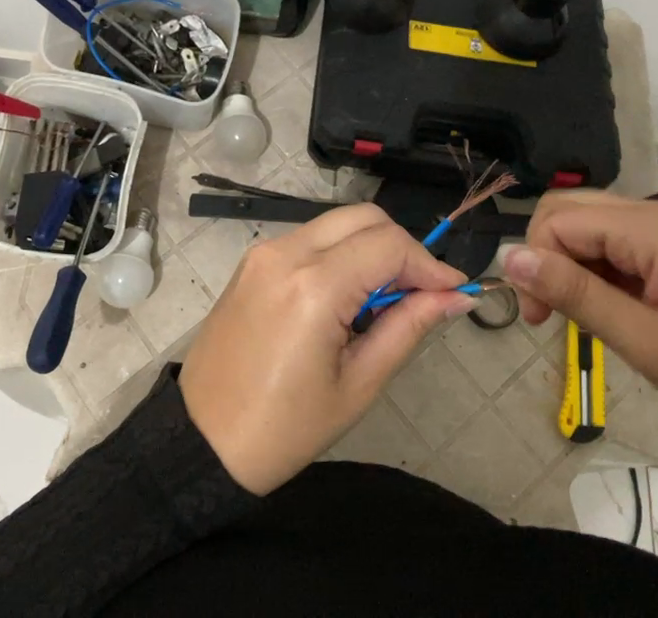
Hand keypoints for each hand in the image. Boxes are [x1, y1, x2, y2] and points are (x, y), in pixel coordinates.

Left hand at [179, 204, 477, 494]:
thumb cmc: (284, 428)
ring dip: (369, 249)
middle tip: (421, 295)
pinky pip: (308, 240)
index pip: (389, 245)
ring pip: (335, 224)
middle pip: (363, 218)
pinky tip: (346, 299)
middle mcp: (285, 253)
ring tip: (384, 303)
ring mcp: (262, 254)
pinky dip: (339, 254)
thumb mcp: (357, 384)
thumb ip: (407, 328)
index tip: (454, 293)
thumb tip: (455, 297)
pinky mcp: (250, 264)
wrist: (202, 440)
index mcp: (313, 286)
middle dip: (401, 248)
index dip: (429, 265)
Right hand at [504, 191, 657, 454]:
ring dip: (568, 266)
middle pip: (569, 211)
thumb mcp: (646, 341)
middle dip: (544, 256)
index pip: (559, 220)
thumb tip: (508, 258)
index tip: (538, 320)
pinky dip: (595, 273)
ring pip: (588, 228)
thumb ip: (575, 295)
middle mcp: (655, 216)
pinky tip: (606, 311)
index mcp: (651, 230)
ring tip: (579, 319)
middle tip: (548, 316)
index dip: (535, 263)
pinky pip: (613, 246)